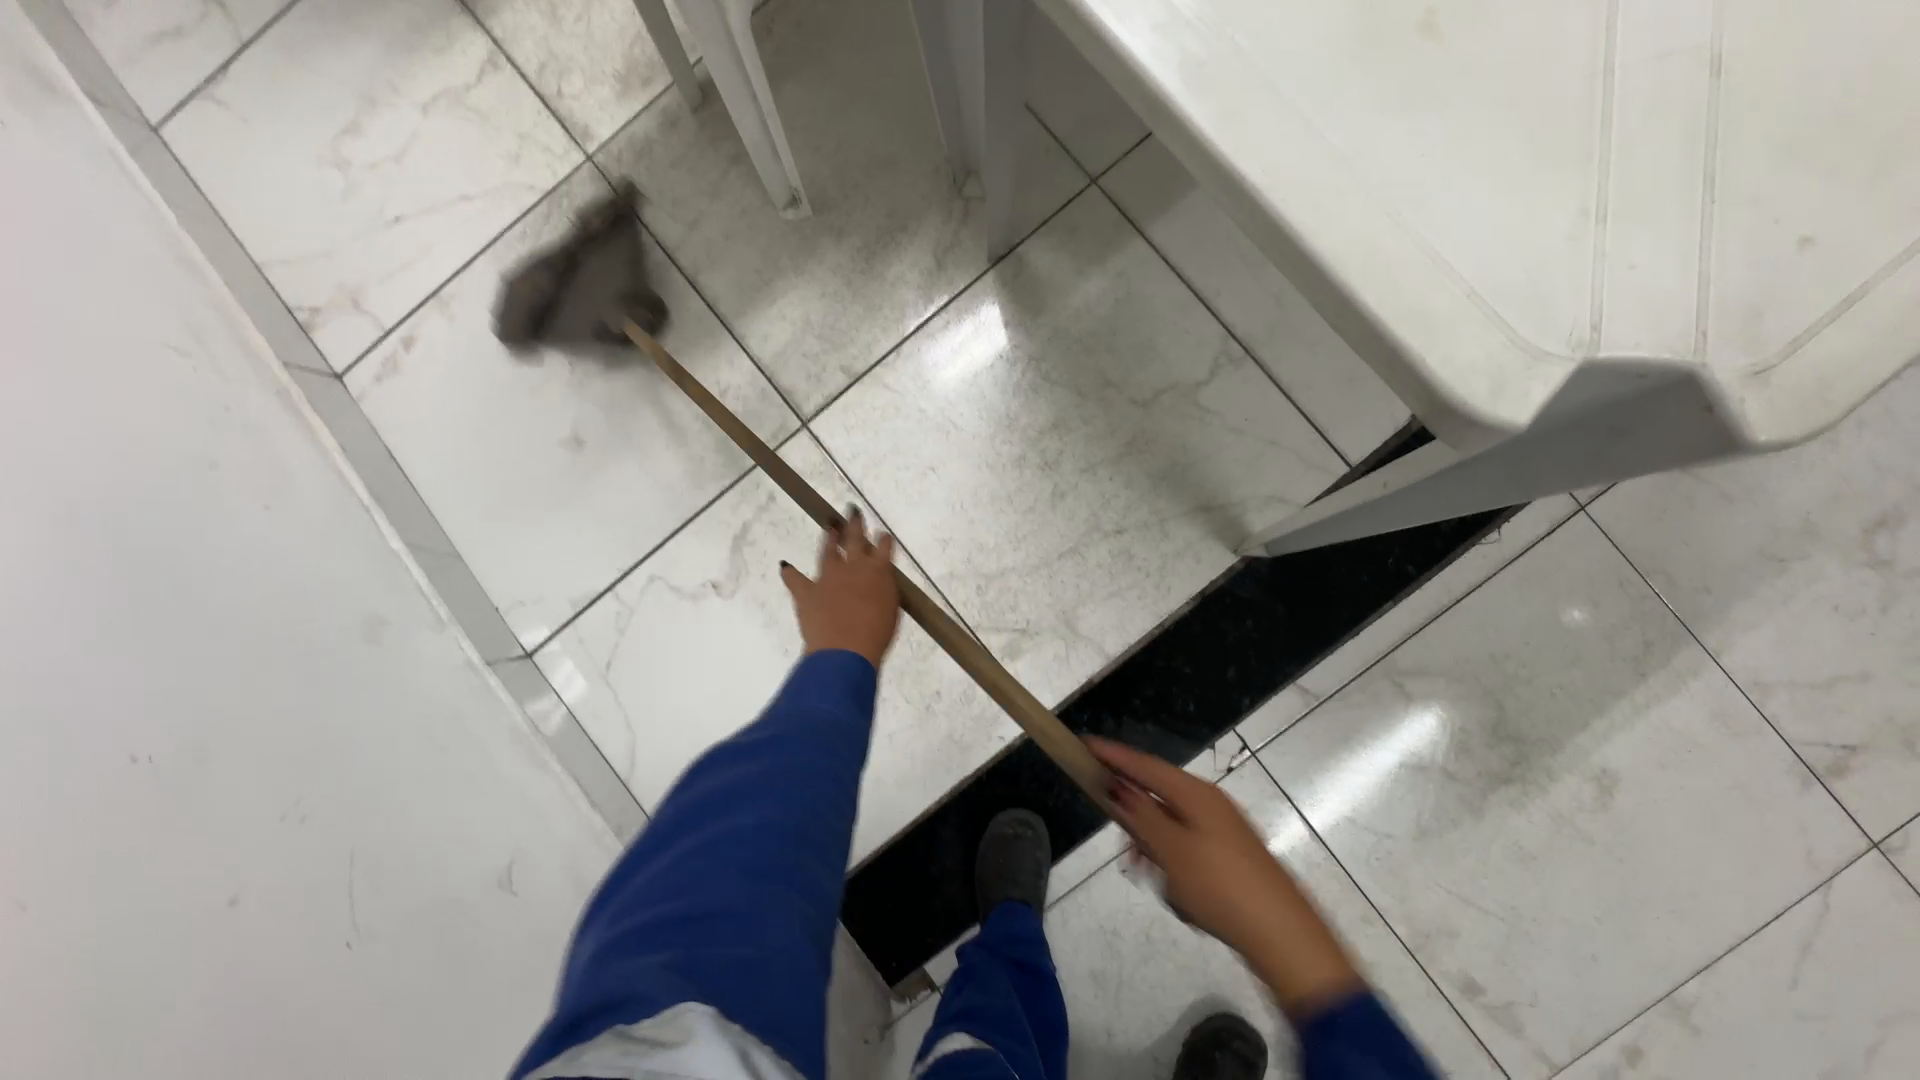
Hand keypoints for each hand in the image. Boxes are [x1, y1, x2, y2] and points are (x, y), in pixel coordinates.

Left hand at [780, 507, 901, 668]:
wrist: (845, 650)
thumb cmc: (876, 634)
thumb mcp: (890, 610)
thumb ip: (884, 592)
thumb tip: (878, 583)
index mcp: (878, 571)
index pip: (884, 548)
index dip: (884, 540)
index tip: (883, 534)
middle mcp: (853, 566)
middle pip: (855, 538)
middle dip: (855, 523)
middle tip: (852, 510)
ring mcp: (828, 577)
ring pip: (828, 551)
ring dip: (828, 538)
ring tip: (829, 527)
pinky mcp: (806, 591)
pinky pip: (795, 579)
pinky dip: (790, 573)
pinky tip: (785, 566)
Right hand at [1088, 737, 1363, 1017]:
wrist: (1282, 934)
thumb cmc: (1219, 887)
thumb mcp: (1170, 850)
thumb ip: (1141, 815)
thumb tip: (1117, 784)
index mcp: (1194, 794)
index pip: (1144, 764)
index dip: (1113, 755)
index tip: (1083, 745)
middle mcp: (1208, 802)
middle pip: (1156, 794)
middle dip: (1134, 818)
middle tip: (1125, 850)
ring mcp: (1221, 828)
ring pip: (1169, 824)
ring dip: (1152, 846)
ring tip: (1151, 878)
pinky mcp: (1227, 854)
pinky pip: (1185, 846)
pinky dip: (1171, 861)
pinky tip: (1176, 891)